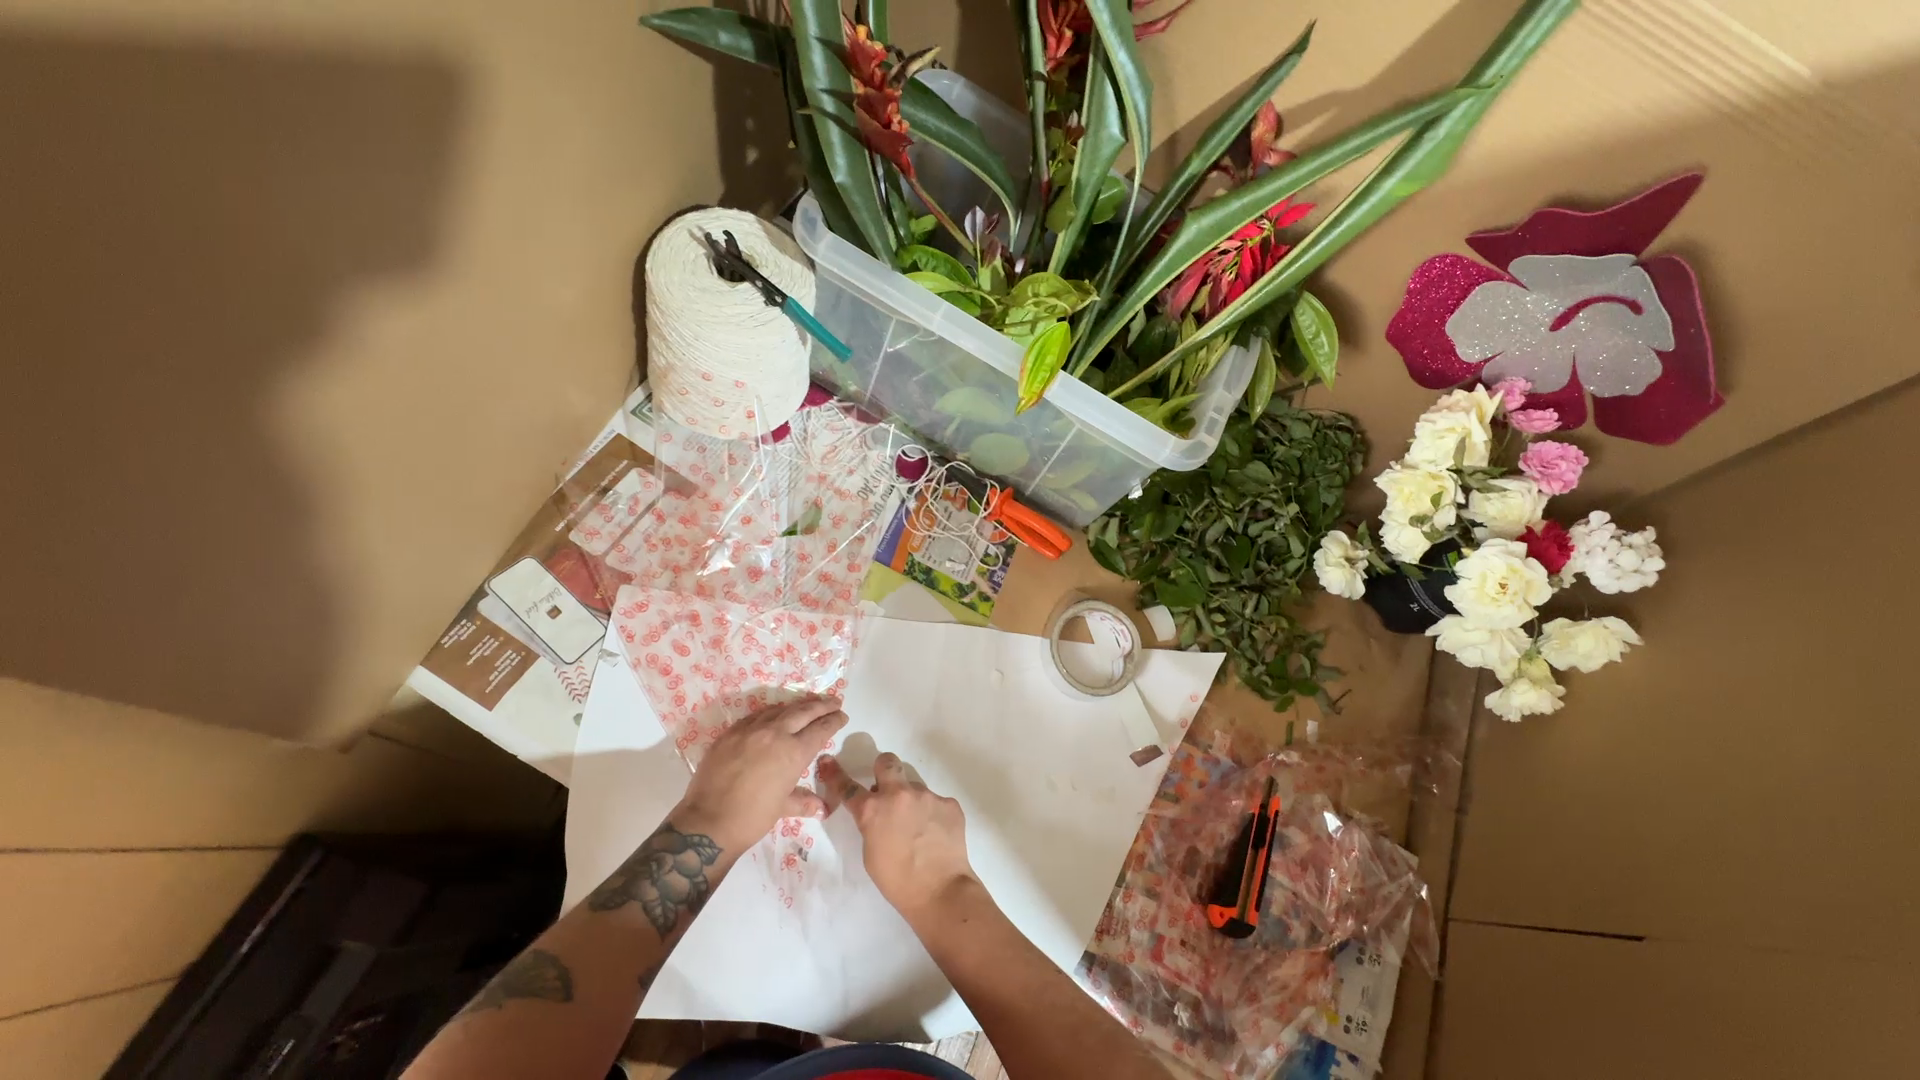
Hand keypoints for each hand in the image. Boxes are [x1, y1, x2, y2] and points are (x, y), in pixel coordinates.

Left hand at [676, 698, 846, 849]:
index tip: (842, 716)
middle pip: (803, 711)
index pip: (820, 729)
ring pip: (779, 709)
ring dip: (797, 706)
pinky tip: (773, 715)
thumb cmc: (752, 818)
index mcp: (794, 752)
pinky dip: (770, 713)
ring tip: (807, 706)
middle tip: (834, 701)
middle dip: (822, 705)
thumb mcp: (783, 808)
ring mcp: (750, 730)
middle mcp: (775, 734)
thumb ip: (803, 801)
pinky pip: (755, 716)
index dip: (834, 721)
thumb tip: (822, 808)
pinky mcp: (730, 733)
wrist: (708, 822)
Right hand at [819, 750, 976, 921]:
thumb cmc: (897, 880)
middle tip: (887, 787)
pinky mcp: (949, 803)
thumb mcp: (870, 852)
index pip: (848, 787)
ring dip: (912, 800)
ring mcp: (927, 796)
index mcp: (873, 810)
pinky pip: (936, 802)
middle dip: (884, 769)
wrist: (939, 890)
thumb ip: (872, 824)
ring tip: (919, 828)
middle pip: (887, 762)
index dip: (836, 774)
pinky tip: (936, 835)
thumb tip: (881, 812)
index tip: (828, 762)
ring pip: (915, 786)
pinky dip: (933, 814)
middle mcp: (899, 795)